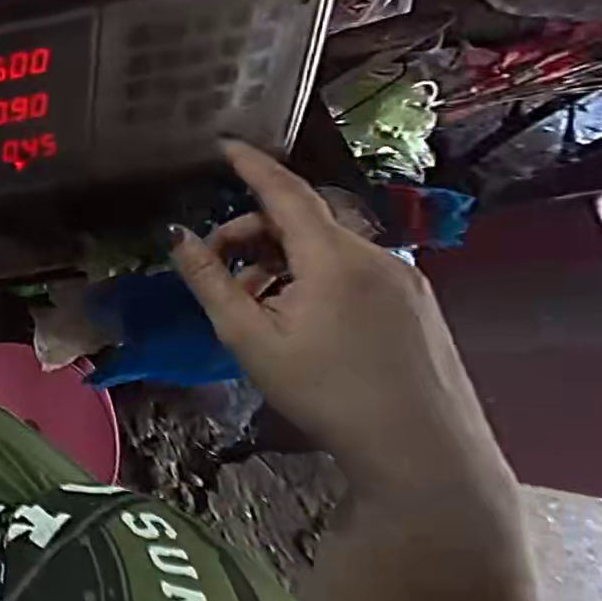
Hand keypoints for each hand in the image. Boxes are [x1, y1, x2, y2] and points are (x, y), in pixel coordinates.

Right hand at [168, 140, 512, 498]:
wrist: (424, 456)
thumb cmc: (324, 391)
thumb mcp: (247, 336)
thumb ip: (209, 280)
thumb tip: (178, 236)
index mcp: (335, 260)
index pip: (287, 193)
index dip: (252, 166)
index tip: (223, 144)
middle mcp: (376, 257)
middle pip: (301, 221)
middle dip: (249, 232)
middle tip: (215, 268)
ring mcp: (403, 279)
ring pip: (324, 245)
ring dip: (276, 258)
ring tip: (251, 302)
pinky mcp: (414, 303)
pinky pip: (348, 267)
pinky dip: (307, 273)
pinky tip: (292, 313)